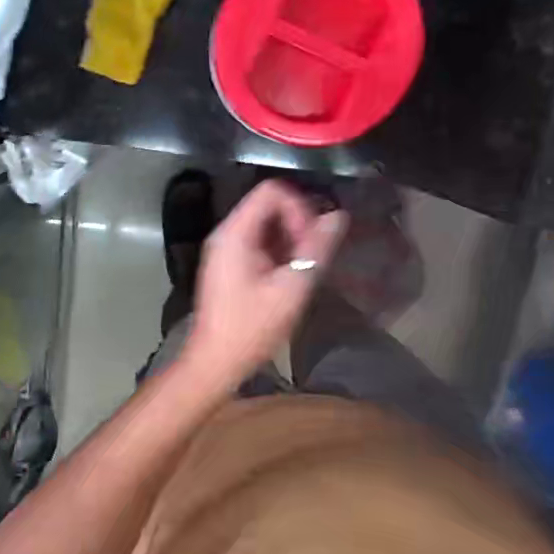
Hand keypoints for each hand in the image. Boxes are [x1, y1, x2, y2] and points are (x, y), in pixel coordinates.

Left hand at [179, 180, 347, 389]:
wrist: (216, 361)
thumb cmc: (251, 328)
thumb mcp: (291, 288)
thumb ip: (316, 249)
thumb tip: (338, 216)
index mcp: (235, 233)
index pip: (272, 191)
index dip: (299, 208)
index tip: (312, 239)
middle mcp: (226, 234)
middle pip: (268, 206)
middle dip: (297, 224)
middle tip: (312, 257)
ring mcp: (225, 250)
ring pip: (265, 226)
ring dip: (290, 241)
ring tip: (305, 270)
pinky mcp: (229, 266)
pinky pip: (258, 244)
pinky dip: (279, 253)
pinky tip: (291, 278)